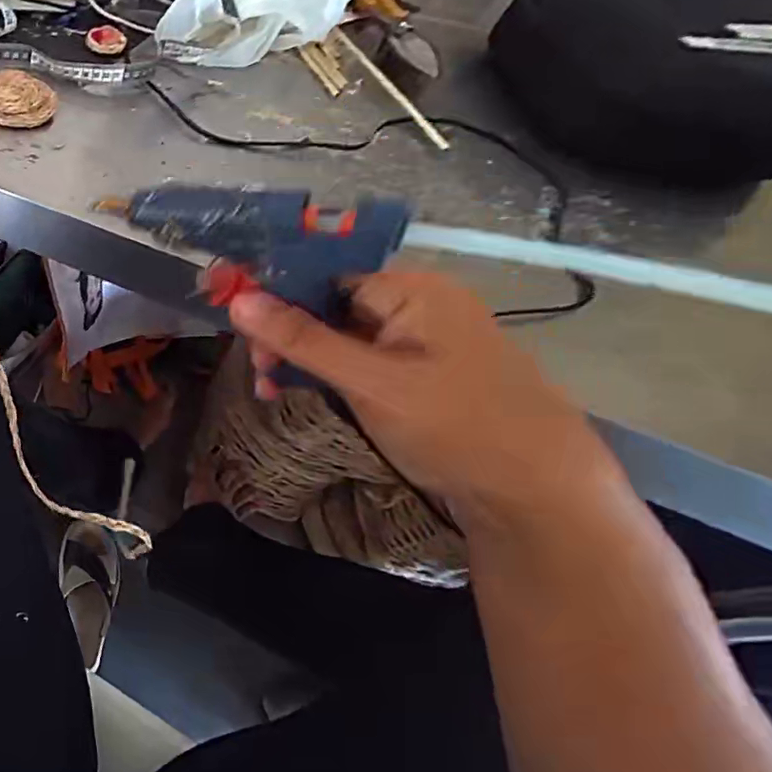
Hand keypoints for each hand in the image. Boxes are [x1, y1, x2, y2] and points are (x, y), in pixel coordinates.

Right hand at [226, 272, 628, 531]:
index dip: (273, 292)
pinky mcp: (412, 377)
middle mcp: (413, 307)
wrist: (537, 498)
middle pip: (325, 305)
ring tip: (268, 388)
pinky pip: (354, 362)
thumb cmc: (456, 426)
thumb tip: (237, 301)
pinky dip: (323, 376)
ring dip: (297, 359)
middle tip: (256, 369)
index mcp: (410, 290)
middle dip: (283, 334)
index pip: (323, 273)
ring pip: (335, 337)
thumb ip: (301, 339)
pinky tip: (296, 393)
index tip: (233, 317)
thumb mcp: (370, 382)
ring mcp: (414, 343)